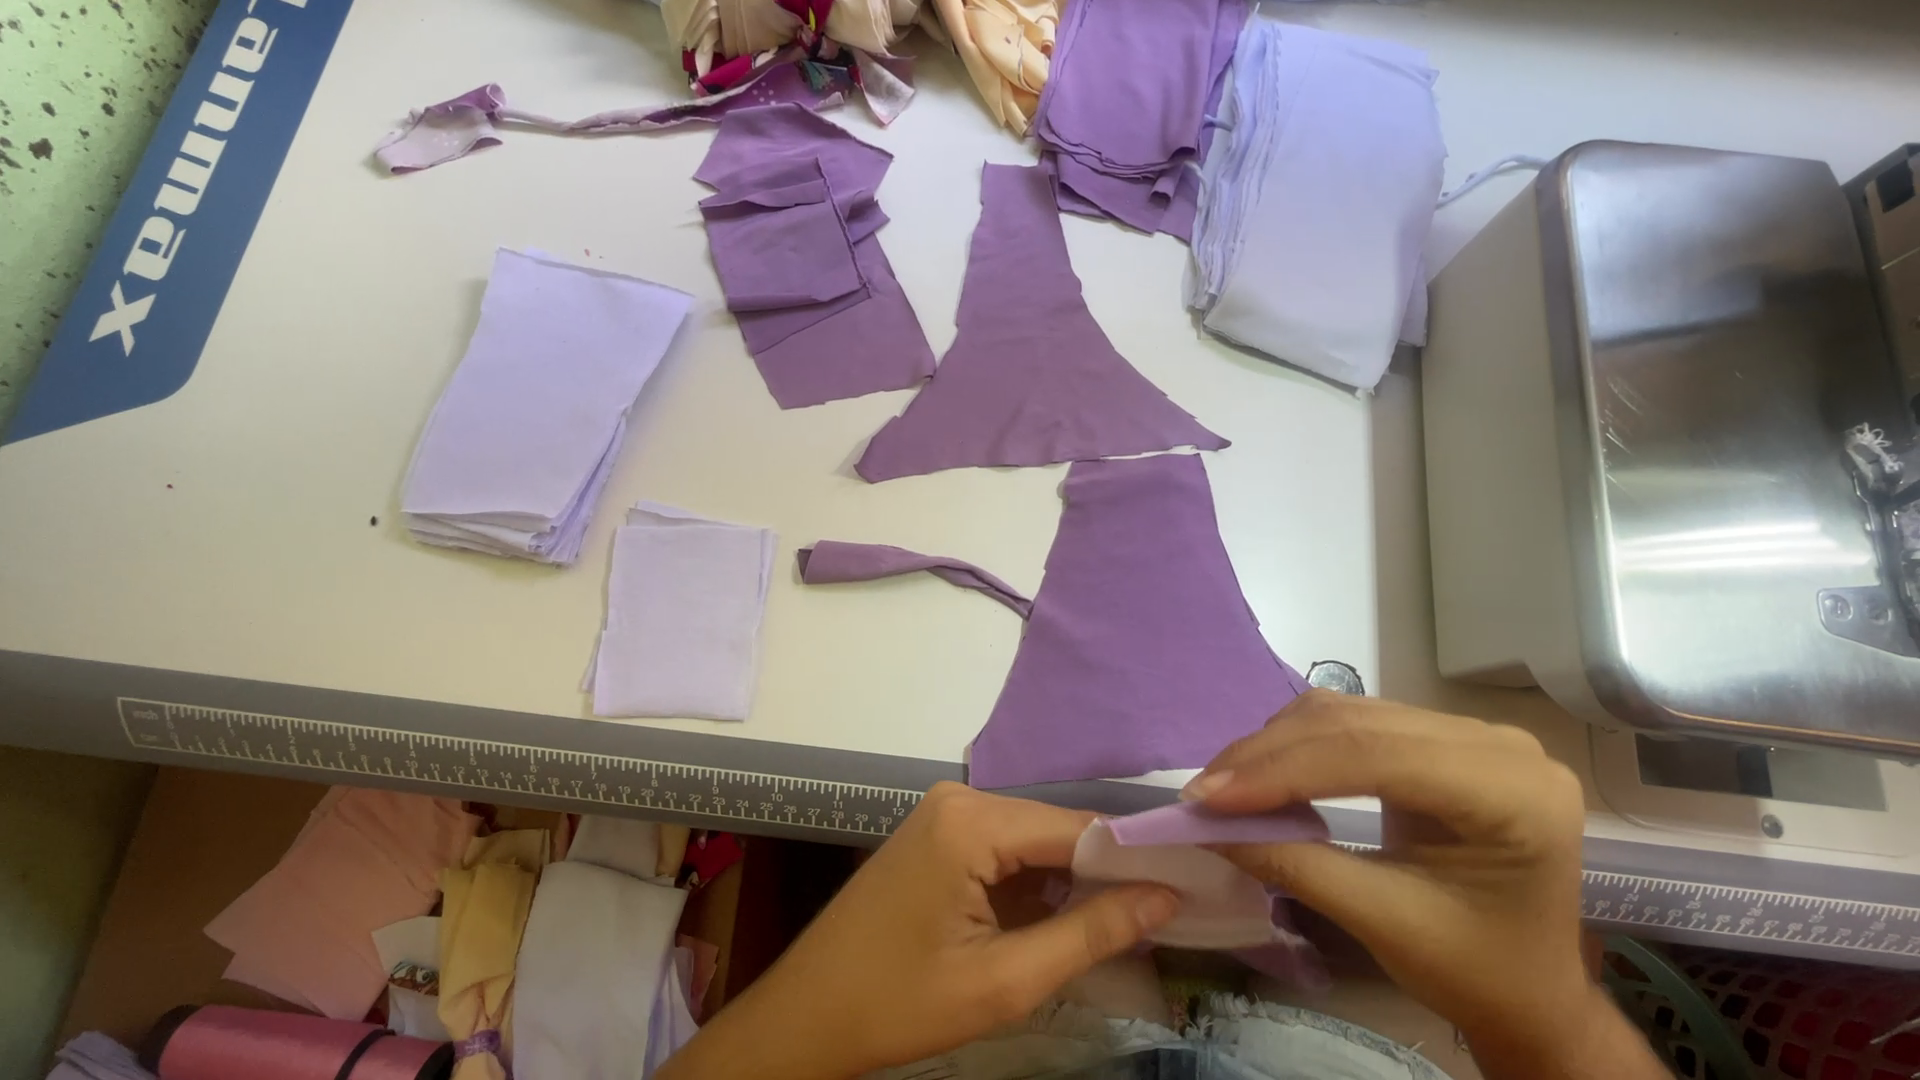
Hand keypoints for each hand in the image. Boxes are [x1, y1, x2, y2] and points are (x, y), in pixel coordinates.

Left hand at [657, 783, 1180, 1079]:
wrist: (805, 1017)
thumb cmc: (899, 1003)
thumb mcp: (1005, 981)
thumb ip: (1090, 933)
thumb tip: (1166, 896)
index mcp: (971, 821)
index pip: (1080, 828)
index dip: (1139, 859)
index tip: (1194, 885)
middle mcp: (960, 800)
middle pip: (1058, 830)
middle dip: (1107, 873)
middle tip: (1168, 914)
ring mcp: (945, 815)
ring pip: (1035, 842)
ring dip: (1073, 882)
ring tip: (1127, 922)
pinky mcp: (937, 837)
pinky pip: (1005, 851)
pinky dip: (1036, 885)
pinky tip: (1063, 920)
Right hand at [1185, 692, 1658, 1076]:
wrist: (1529, 992)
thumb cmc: (1474, 971)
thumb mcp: (1382, 922)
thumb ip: (1294, 864)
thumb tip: (1204, 825)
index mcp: (1512, 793)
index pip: (1375, 756)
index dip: (1282, 771)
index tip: (1207, 799)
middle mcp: (1498, 744)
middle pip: (1356, 724)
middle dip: (1268, 756)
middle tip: (1203, 794)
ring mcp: (1470, 734)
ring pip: (1346, 714)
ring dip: (1275, 746)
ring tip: (1223, 787)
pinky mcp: (1439, 739)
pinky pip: (1353, 723)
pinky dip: (1297, 746)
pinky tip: (1264, 775)